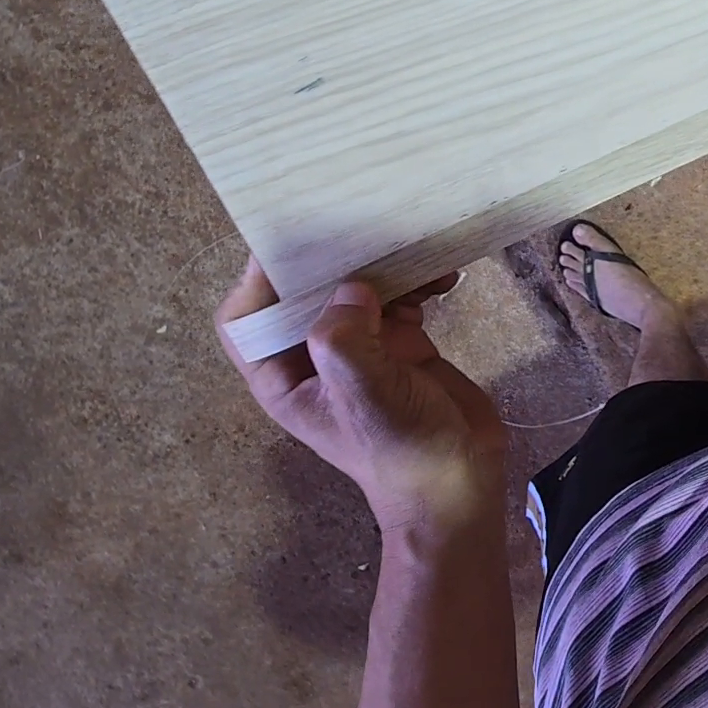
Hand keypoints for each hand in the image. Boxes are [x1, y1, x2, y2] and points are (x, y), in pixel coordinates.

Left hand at [215, 258, 508, 533]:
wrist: (458, 484)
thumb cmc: (402, 451)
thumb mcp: (366, 397)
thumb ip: (345, 340)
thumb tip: (351, 286)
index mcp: (286, 376)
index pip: (249, 320)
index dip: (258, 279)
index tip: (294, 238)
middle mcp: (318, 357)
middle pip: (307, 293)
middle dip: (333, 260)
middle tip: (364, 223)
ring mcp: (363, 350)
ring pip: (359, 290)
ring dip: (387, 268)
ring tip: (418, 250)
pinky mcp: (402, 346)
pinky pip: (402, 300)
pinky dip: (421, 283)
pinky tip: (446, 276)